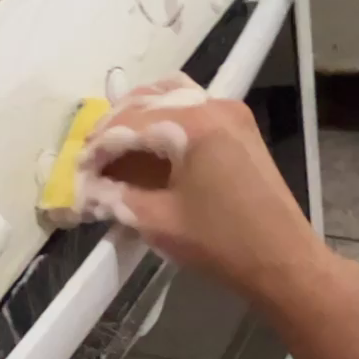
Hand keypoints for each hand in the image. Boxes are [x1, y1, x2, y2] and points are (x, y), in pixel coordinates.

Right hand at [78, 74, 348, 300]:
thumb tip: (88, 189)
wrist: (282, 261)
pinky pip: (190, 109)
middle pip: (148, 100)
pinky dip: (162, 121)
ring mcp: (230, 114)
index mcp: (193, 124)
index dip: (97, 148)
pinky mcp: (239, 129)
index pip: (129, 124)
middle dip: (113, 128)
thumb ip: (117, 197)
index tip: (76, 173)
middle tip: (90, 160)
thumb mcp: (157, 221)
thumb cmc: (219, 243)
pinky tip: (145, 146)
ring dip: (136, 118)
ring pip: (169, 97)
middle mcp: (213, 105)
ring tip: (113, 148)